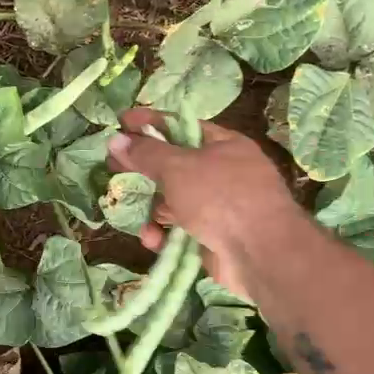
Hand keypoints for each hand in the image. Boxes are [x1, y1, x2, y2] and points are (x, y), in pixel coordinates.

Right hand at [106, 109, 303, 297]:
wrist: (260, 252)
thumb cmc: (221, 197)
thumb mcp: (178, 167)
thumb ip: (145, 153)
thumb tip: (116, 139)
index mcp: (222, 145)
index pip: (180, 126)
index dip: (149, 123)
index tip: (120, 122)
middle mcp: (221, 172)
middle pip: (171, 165)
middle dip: (142, 170)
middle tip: (112, 168)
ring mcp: (217, 205)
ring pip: (170, 200)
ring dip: (149, 209)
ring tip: (130, 216)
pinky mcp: (210, 235)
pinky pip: (177, 228)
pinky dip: (162, 233)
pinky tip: (154, 240)